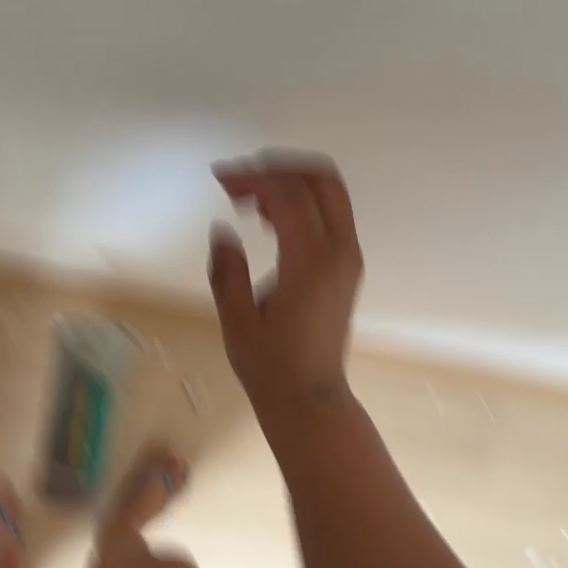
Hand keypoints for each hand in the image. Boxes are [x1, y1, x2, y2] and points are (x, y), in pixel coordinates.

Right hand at [206, 152, 364, 429]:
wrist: (308, 397)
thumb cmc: (269, 366)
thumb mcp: (237, 322)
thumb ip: (227, 272)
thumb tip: (222, 231)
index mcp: (309, 262)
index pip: (287, 195)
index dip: (252, 178)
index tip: (219, 180)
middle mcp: (339, 251)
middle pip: (319, 179)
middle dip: (276, 170)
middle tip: (237, 183)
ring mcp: (348, 257)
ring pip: (329, 193)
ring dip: (290, 184)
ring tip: (248, 201)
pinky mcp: (347, 266)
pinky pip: (331, 215)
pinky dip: (302, 203)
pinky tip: (269, 220)